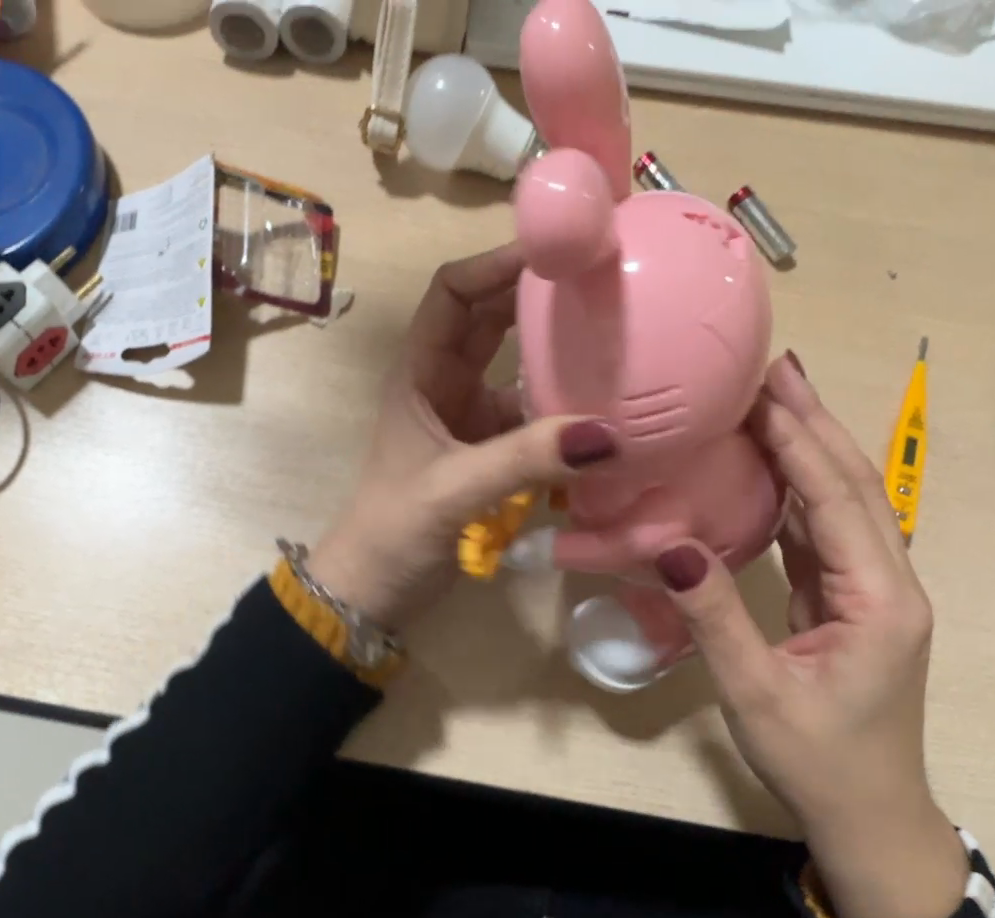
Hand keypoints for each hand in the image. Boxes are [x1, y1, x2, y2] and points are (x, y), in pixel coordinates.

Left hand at [307, 245, 619, 628]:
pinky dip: (563, 409)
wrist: (374, 590)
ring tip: (620, 333)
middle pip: (493, 318)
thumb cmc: (392, 531)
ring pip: (517, 366)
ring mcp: (468, 418)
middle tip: (606, 278)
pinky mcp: (488, 452)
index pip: (454, 293)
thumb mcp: (452, 489)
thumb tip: (609, 434)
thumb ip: (523, 460)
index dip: (498, 262)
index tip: (559, 250)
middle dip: (540, 295)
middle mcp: (444, 383)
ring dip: (559, 351)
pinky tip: (605, 410)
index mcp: (418, 372)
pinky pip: (531, 415)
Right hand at [653, 352, 967, 917]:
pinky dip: (797, 490)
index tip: (763, 383)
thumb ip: (714, 615)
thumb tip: (667, 542)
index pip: (838, 498)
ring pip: (842, 503)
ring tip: (765, 401)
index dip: (801, 438)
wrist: (869, 817)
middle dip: (811, 422)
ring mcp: (872, 592)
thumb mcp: (757, 693)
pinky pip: (823, 532)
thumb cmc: (818, 762)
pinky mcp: (850, 604)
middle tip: (767, 368)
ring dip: (807, 448)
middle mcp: (888, 582)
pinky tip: (769, 466)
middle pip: (853, 485)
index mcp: (880, 599)